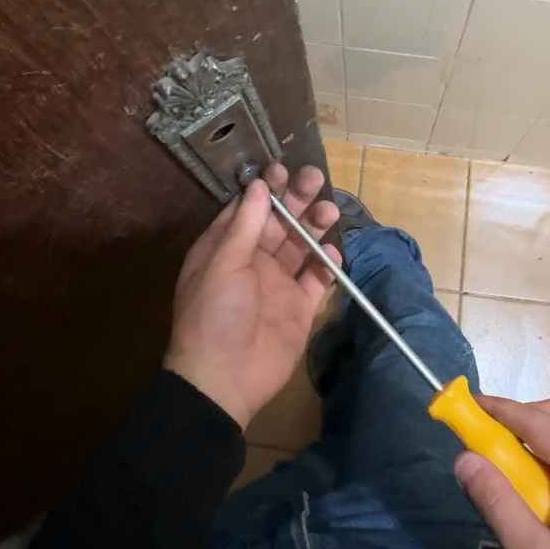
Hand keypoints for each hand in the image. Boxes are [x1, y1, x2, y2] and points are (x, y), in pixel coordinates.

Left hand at [163, 164, 340, 427]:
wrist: (224, 380)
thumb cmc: (215, 315)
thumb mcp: (223, 264)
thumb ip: (245, 225)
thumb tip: (259, 185)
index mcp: (225, 248)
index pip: (248, 209)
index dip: (266, 189)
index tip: (283, 168)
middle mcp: (252, 261)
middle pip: (279, 222)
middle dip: (297, 199)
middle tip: (316, 177)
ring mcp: (277, 284)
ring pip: (300, 246)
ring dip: (314, 225)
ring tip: (330, 209)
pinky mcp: (299, 308)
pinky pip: (316, 279)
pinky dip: (327, 264)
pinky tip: (334, 251)